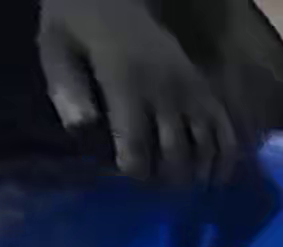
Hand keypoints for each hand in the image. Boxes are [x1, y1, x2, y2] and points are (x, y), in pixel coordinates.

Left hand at [38, 0, 236, 184]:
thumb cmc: (81, 25)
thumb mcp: (55, 44)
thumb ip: (65, 88)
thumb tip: (82, 131)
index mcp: (127, 82)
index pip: (137, 146)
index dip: (134, 170)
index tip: (128, 174)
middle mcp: (168, 93)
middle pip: (176, 157)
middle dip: (166, 180)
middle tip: (156, 186)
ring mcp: (195, 96)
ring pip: (205, 154)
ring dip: (194, 178)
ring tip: (181, 185)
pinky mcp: (211, 99)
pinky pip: (228, 141)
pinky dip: (224, 166)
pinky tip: (214, 179)